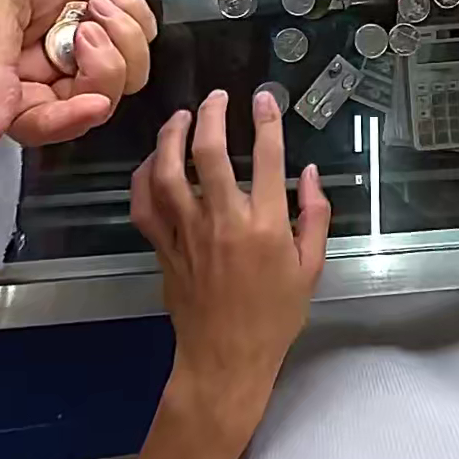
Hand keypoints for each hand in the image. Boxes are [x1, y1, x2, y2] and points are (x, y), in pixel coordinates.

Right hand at [0, 0, 158, 146]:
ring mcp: (91, 45)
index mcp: (10, 69)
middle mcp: (51, 66)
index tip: (94, 102)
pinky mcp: (122, 22)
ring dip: (123, 37)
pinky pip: (146, 41)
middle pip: (94, 102)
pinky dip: (134, 14)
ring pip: (130, 76)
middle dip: (104, 69)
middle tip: (89, 24)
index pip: (38, 122)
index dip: (67, 121)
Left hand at [131, 89, 330, 413]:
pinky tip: (153, 161)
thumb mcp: (311, 267)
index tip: (263, 99)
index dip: (266, 123)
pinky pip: (145, 207)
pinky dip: (143, 179)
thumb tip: (311, 173)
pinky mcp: (163, 249)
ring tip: (181, 116)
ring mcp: (187, 234)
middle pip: (209, 156)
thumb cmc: (275, 314)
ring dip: (171, 138)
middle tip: (217, 97)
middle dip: (212, 117)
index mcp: (264, 226)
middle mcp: (222, 222)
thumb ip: (315, 215)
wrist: (225, 361)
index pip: (267, 160)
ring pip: (168, 175)